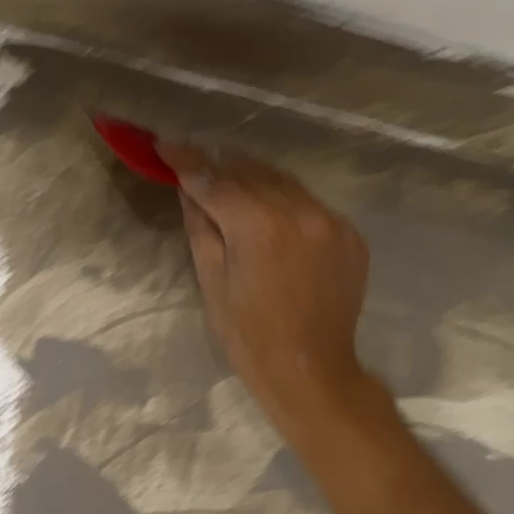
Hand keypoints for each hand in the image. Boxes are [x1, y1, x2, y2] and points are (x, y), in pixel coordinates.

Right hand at [159, 144, 375, 439]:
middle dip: (220, 163)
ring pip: (284, 183)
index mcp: (259, 224)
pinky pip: (308, 204)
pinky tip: (266, 210)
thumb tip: (190, 188)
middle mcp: (300, 211)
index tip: (164, 145)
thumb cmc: (247, 333)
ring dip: (253, 177)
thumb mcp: (211, 279)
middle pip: (252, 172)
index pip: (215, 179)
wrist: (309, 369)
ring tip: (226, 176)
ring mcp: (330, 221)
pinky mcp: (349, 235)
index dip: (186, 160)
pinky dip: (283, 200)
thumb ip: (201, 225)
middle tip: (192, 157)